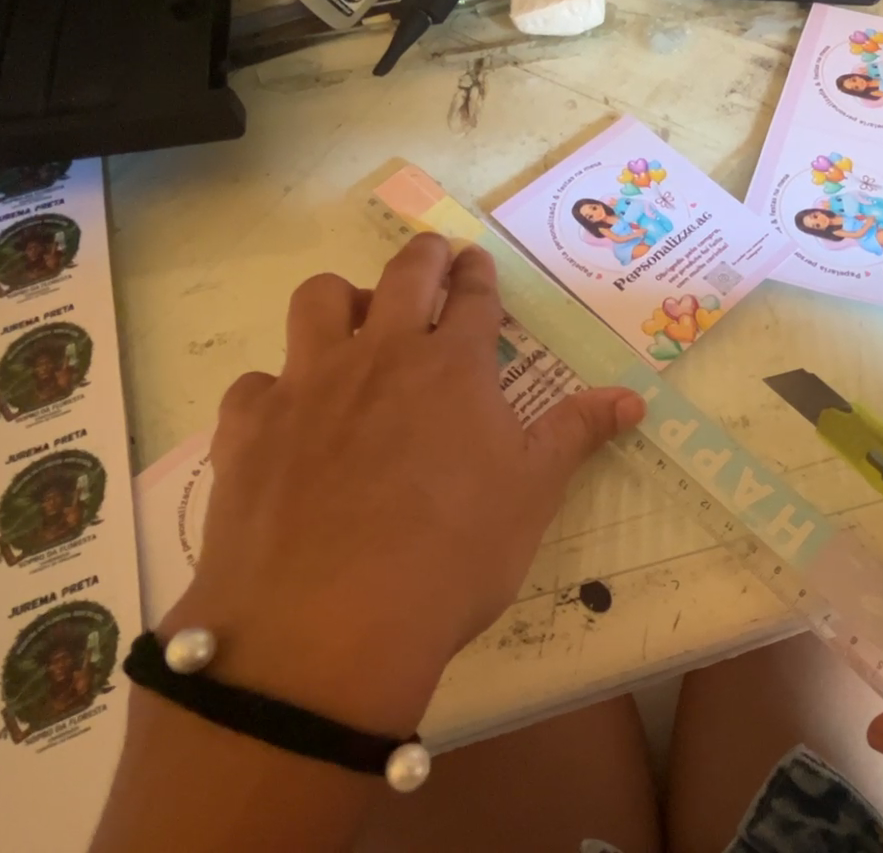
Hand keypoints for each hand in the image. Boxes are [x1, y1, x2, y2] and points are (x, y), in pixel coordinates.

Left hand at [161, 235, 644, 733]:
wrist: (329, 625)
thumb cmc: (454, 556)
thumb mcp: (532, 495)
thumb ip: (577, 434)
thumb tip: (633, 397)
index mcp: (452, 368)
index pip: (472, 297)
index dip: (479, 274)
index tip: (478, 262)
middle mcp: (379, 357)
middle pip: (403, 275)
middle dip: (425, 257)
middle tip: (434, 257)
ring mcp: (307, 387)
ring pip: (318, 302)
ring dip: (344, 299)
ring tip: (358, 324)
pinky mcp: (249, 429)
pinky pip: (258, 384)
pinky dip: (278, 389)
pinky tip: (290, 421)